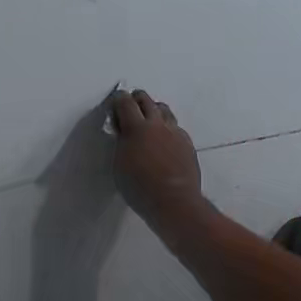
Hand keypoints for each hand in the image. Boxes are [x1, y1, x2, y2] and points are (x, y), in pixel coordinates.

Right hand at [111, 88, 204, 219]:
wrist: (174, 201)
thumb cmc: (139, 187)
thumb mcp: (119, 162)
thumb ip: (121, 141)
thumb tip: (123, 130)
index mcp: (136, 127)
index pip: (125, 101)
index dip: (117, 100)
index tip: (113, 105)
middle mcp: (157, 124)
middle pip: (146, 99)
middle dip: (135, 100)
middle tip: (128, 110)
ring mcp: (174, 132)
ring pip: (163, 109)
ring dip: (153, 110)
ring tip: (147, 122)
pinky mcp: (186, 142)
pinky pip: (174, 126)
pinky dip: (166, 127)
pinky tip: (162, 140)